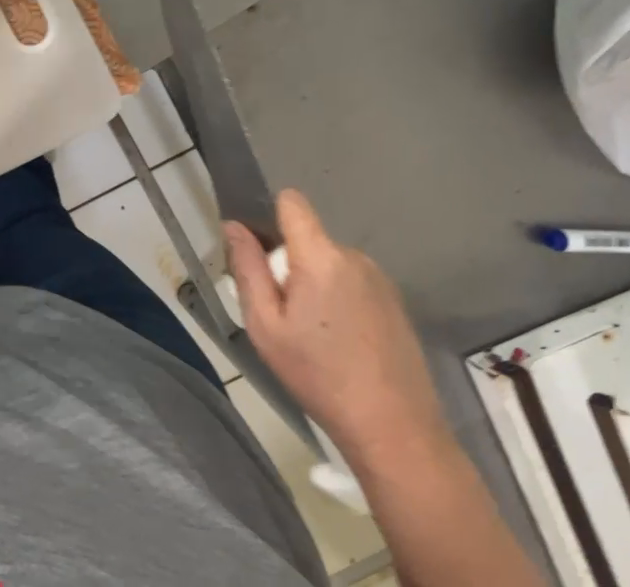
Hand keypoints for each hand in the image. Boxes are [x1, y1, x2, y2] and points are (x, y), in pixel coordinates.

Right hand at [225, 191, 448, 462]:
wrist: (394, 427)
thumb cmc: (318, 375)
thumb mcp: (265, 326)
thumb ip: (248, 270)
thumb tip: (235, 226)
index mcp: (321, 257)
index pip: (292, 203)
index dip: (269, 215)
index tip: (257, 252)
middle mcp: (354, 257)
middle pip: (307, 239)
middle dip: (288, 263)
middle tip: (279, 314)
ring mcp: (380, 280)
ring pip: (329, 264)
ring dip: (313, 284)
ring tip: (310, 335)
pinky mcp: (395, 302)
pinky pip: (351, 284)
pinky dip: (337, 301)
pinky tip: (338, 344)